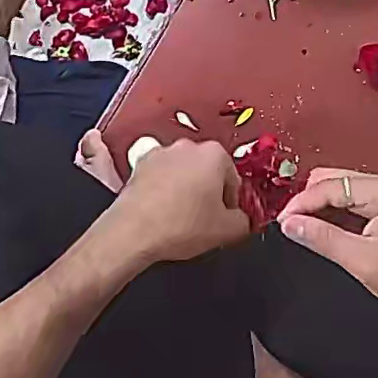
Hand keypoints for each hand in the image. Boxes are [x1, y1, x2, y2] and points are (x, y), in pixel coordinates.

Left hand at [95, 140, 249, 268]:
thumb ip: (244, 221)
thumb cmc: (180, 225)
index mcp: (215, 154)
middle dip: (208, 192)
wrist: (133, 231)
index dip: (231, 203)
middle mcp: (188, 146)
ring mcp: (161, 153)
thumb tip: (242, 220)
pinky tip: (162, 212)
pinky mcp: (140, 164)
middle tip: (204, 219)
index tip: (225, 218)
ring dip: (185, 189)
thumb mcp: (227, 230)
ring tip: (180, 218)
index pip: (232, 179)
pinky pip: (161, 176)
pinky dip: (164, 189)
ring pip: (183, 172)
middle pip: (207, 171)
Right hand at [278, 169, 377, 338]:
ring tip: (299, 227)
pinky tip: (319, 228)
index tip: (281, 221)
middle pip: (335, 181)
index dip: (303, 201)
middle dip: (309, 200)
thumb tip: (288, 223)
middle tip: (288, 224)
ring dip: (319, 206)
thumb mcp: (361, 261)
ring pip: (341, 191)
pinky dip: (333, 213)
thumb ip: (322, 237)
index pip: (332, 185)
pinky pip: (351, 202)